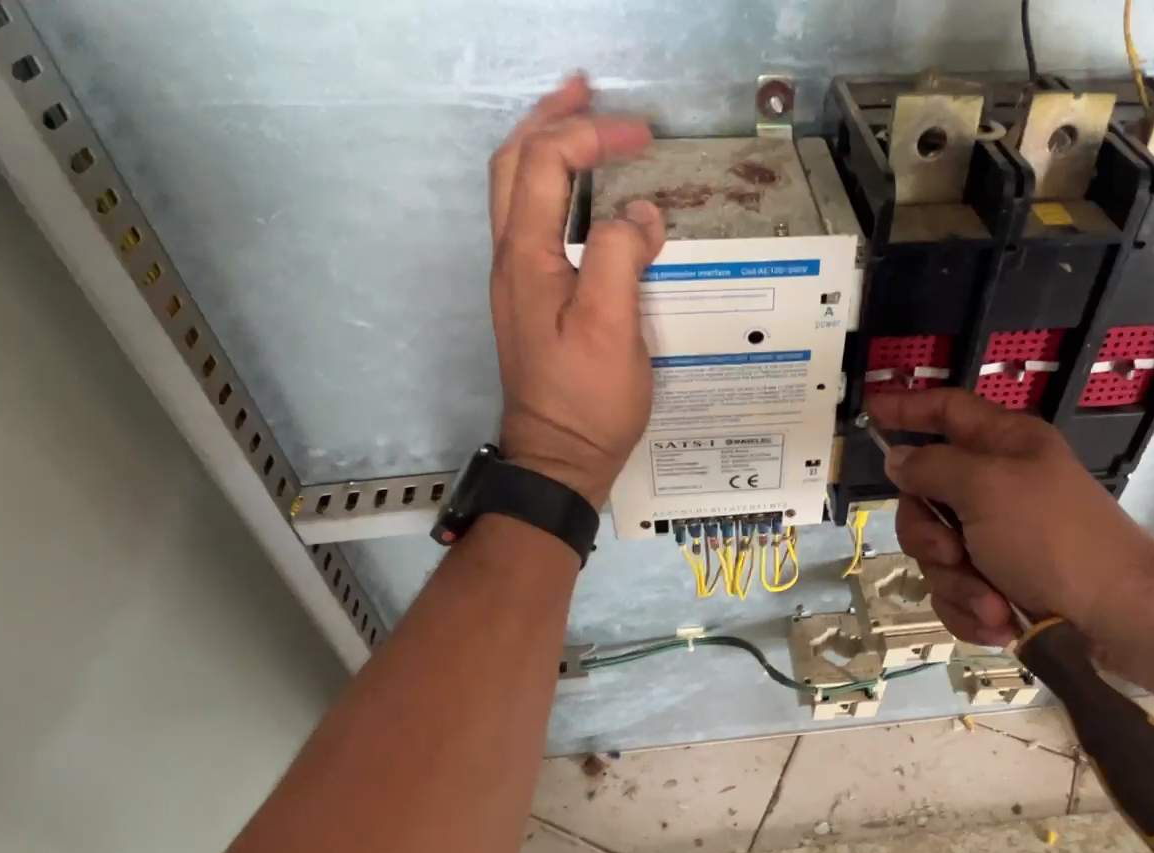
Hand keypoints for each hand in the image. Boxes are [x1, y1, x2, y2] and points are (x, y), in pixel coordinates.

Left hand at [488, 74, 665, 505]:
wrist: (558, 460)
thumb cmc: (586, 401)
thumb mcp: (611, 329)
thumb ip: (621, 260)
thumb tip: (638, 214)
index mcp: (526, 257)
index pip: (545, 164)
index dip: (591, 136)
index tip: (642, 136)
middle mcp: (512, 260)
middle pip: (514, 165)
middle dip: (549, 118)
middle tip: (587, 91)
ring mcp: (519, 282)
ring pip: (517, 193)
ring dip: (545, 149)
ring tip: (580, 124)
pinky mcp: (534, 303)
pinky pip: (535, 225)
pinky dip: (554, 190)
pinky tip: (582, 197)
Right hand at [864, 390, 1153, 657]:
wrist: (1114, 618)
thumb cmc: (1054, 539)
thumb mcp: (987, 489)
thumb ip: (933, 467)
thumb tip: (898, 458)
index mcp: (1004, 446)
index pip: (946, 411)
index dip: (908, 407)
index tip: (870, 409)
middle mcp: (997, 487)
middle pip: (925, 496)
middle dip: (928, 535)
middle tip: (952, 553)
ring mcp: (995, 538)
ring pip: (935, 552)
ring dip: (956, 582)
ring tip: (991, 601)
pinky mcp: (996, 582)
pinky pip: (953, 590)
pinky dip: (969, 609)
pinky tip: (997, 622)